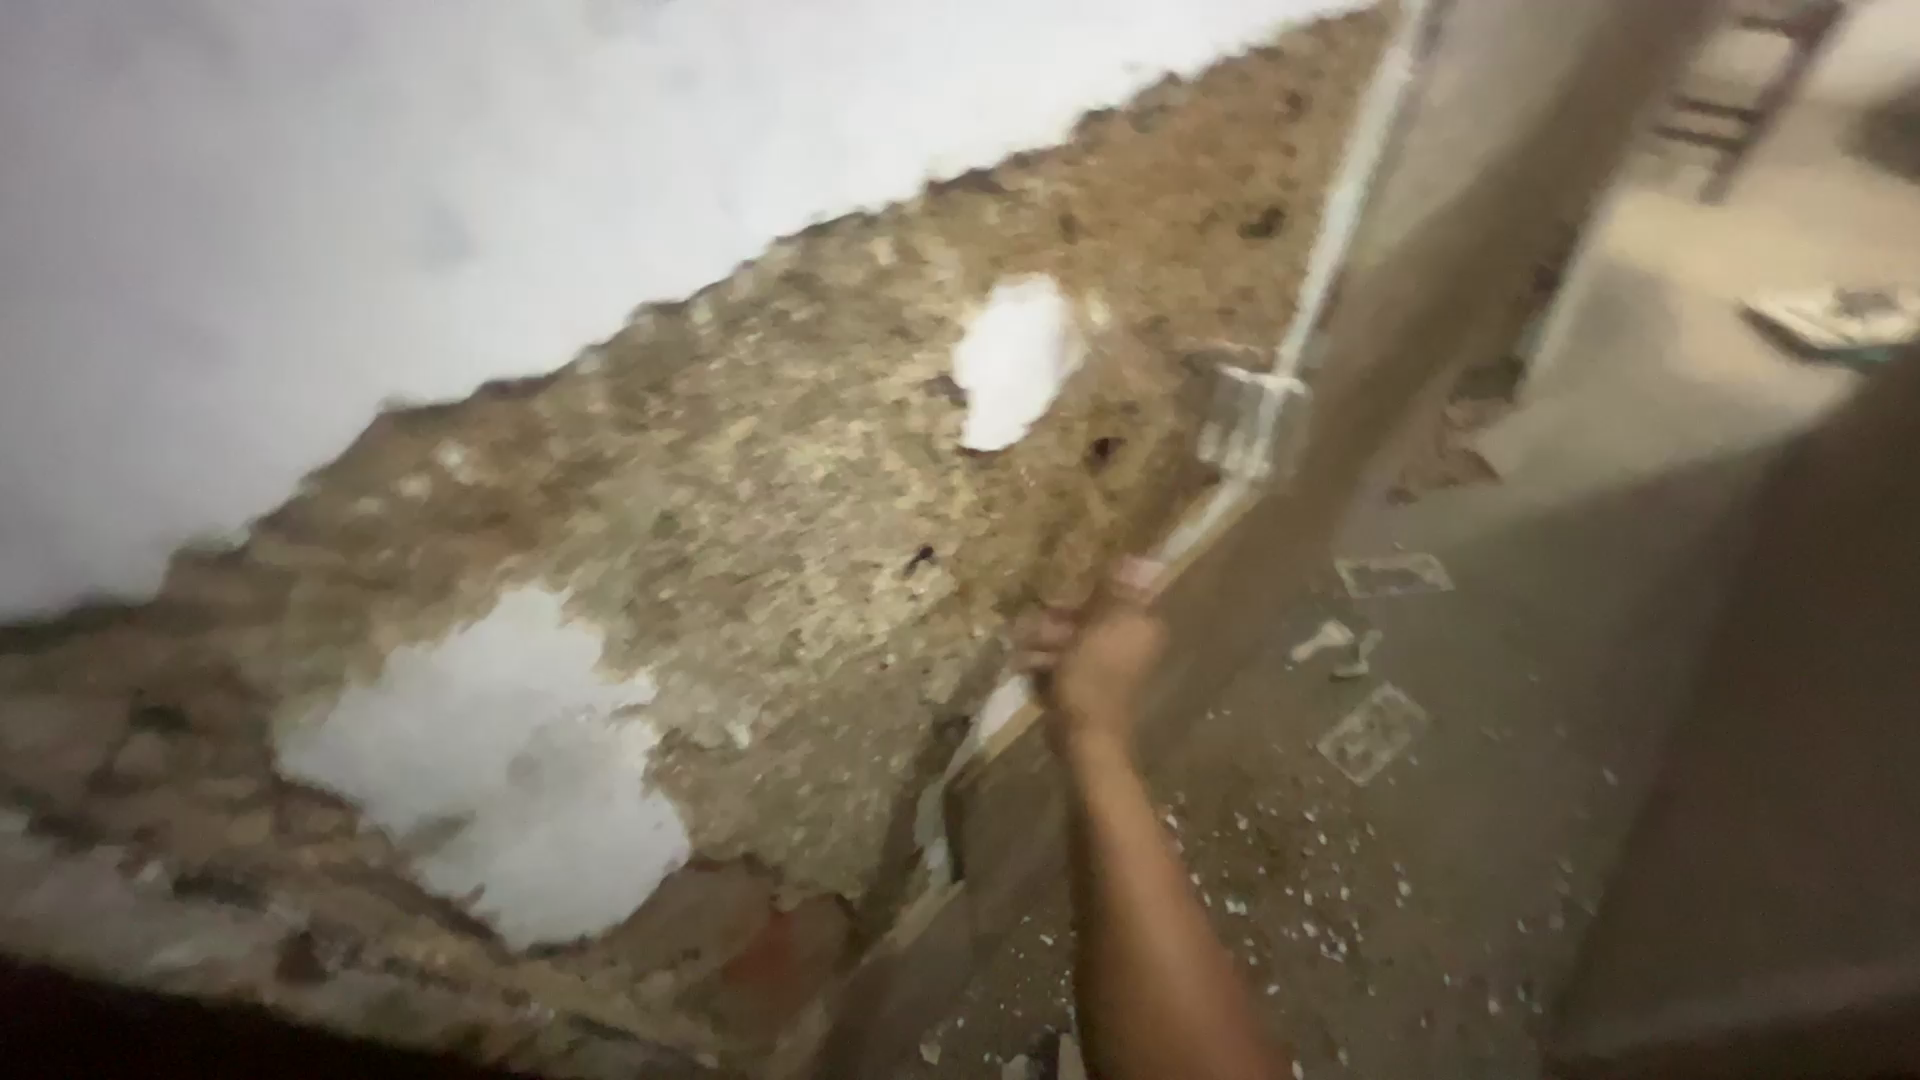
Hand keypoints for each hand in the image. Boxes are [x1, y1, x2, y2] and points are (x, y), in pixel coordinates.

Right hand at [1014, 558, 1167, 755]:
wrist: (1084, 736)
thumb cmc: (1092, 676)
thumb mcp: (1101, 624)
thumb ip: (1118, 591)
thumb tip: (1147, 557)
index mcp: (1139, 625)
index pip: (1107, 595)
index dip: (1077, 599)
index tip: (1051, 604)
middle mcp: (1129, 642)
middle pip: (1085, 618)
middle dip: (1053, 625)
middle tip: (1027, 633)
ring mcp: (1107, 667)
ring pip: (1069, 642)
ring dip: (1043, 647)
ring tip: (1024, 659)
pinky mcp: (1088, 686)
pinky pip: (1064, 666)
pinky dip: (1047, 668)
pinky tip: (1031, 673)